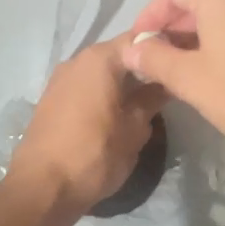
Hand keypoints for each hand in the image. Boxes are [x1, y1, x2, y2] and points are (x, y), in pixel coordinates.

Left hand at [8, 33, 165, 212]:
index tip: (183, 62)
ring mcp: (60, 79)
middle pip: (119, 53)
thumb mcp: (135, 129)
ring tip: (145, 102)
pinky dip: (104, 93)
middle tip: (168, 85)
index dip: (165, 47)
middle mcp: (77, 59)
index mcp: (100, 58)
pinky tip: (117, 112)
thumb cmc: (95, 154)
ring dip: (123, 81)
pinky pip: (86, 86)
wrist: (41, 187)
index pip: (141, 38)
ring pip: (101, 71)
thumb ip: (151, 99)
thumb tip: (165, 83)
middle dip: (143, 66)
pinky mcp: (51, 99)